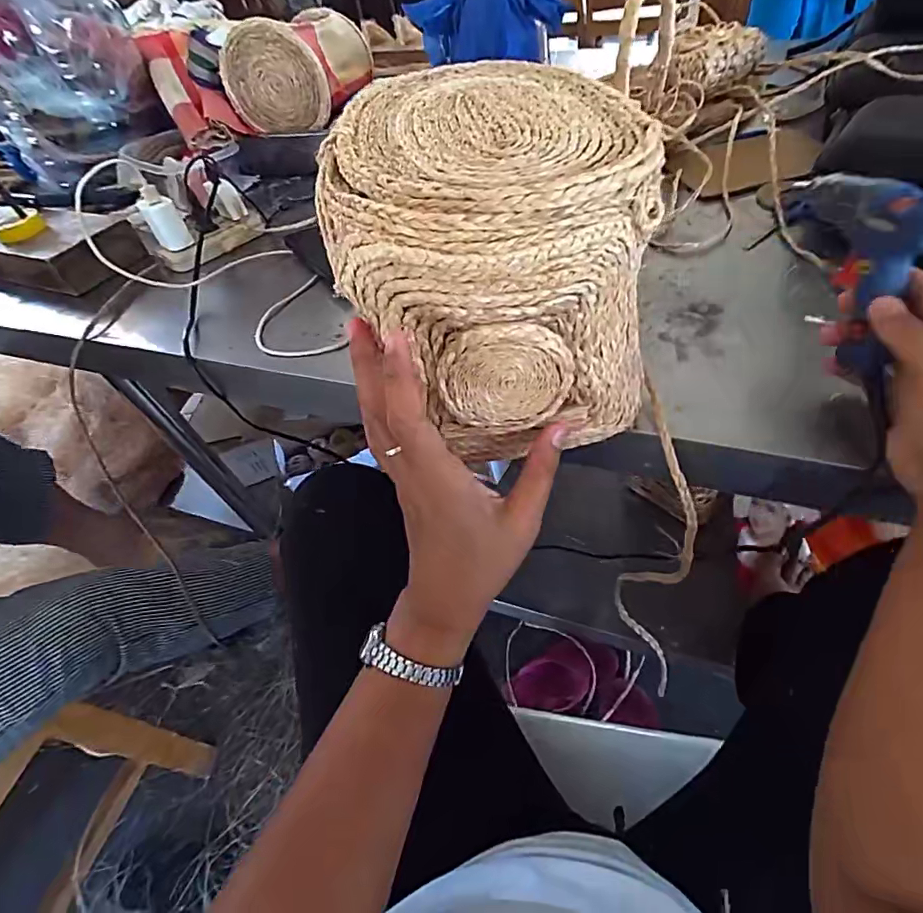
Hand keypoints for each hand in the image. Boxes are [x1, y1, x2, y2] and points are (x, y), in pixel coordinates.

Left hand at [348, 318, 565, 666]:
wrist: (441, 601)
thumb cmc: (482, 564)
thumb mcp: (522, 521)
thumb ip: (541, 471)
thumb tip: (563, 426)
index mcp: (436, 477)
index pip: (409, 419)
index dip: (400, 376)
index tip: (396, 335)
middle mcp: (409, 469)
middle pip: (377, 411)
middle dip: (366, 364)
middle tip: (359, 320)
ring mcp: (399, 472)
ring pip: (372, 419)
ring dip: (364, 377)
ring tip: (361, 338)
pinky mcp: (400, 475)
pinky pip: (380, 430)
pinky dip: (375, 398)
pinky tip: (380, 380)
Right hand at [823, 271, 922, 518]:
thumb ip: (910, 335)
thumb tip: (880, 301)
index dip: (897, 280)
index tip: (859, 272)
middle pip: (907, 316)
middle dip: (870, 309)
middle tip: (838, 305)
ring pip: (888, 343)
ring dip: (857, 336)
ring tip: (827, 337)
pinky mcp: (905, 401)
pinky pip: (878, 372)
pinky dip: (856, 364)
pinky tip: (833, 364)